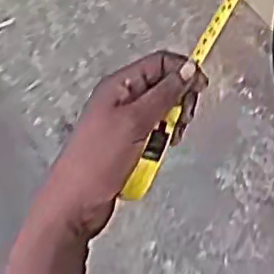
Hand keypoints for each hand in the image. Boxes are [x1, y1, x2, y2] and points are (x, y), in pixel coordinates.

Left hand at [30, 52, 206, 241]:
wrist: (72, 210)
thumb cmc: (96, 162)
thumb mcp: (135, 121)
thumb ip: (165, 94)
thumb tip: (188, 69)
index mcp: (119, 84)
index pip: (160, 63)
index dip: (182, 71)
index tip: (200, 88)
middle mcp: (122, 99)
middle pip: (164, 86)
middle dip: (178, 102)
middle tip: (182, 121)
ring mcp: (125, 123)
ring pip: (162, 112)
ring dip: (169, 126)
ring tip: (165, 142)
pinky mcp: (128, 144)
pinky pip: (154, 134)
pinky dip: (160, 143)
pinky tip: (155, 154)